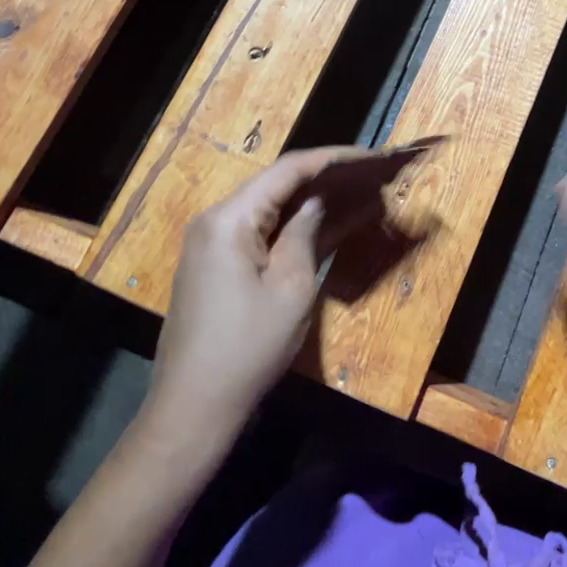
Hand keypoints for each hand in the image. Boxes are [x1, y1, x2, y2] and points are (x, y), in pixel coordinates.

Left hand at [145, 147, 360, 433]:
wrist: (193, 409)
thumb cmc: (248, 348)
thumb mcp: (291, 288)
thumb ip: (306, 233)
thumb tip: (320, 199)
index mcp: (230, 218)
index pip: (289, 170)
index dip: (334, 159)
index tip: (373, 157)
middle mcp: (215, 220)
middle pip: (278, 184)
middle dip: (327, 177)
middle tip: (373, 174)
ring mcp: (213, 243)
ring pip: (271, 207)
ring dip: (314, 202)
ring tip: (362, 193)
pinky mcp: (217, 265)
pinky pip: (261, 231)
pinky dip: (295, 226)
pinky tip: (331, 224)